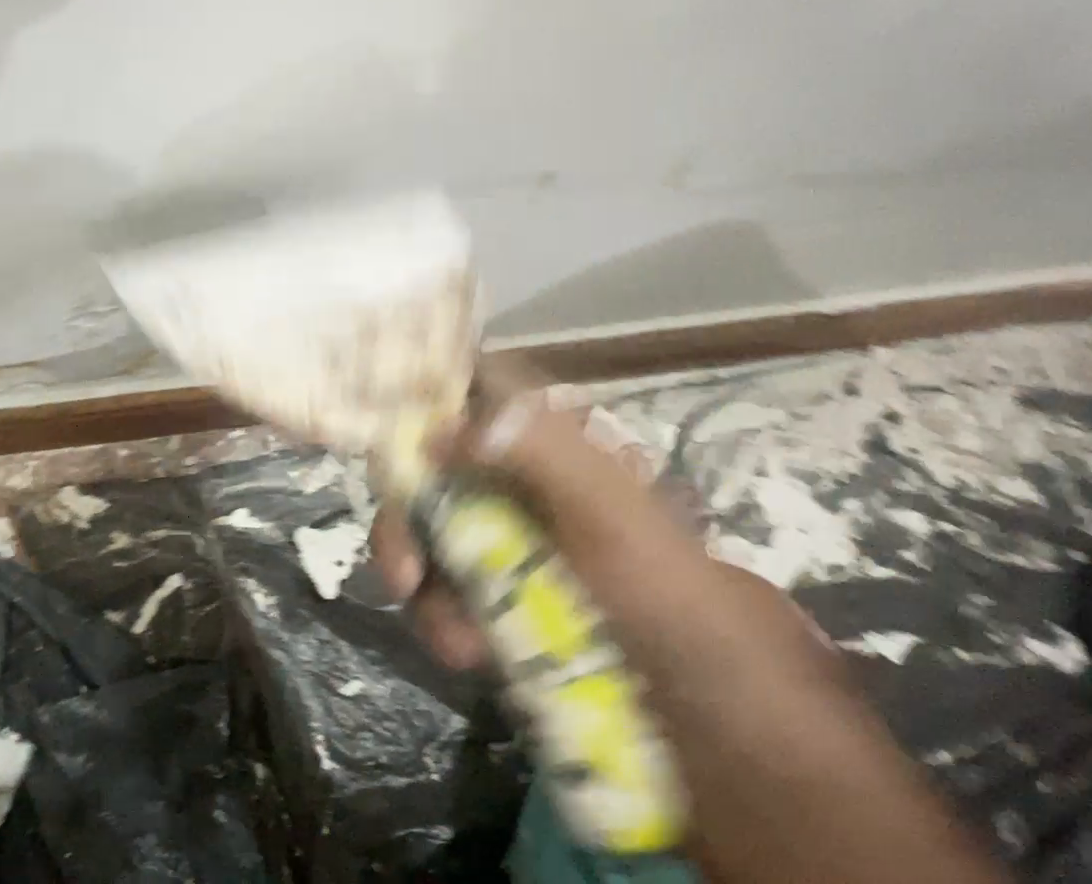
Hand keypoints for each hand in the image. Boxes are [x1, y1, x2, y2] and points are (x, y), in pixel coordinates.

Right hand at [368, 359, 672, 667]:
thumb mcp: (610, 513)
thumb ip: (533, 452)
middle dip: (402, 527)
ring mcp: (500, 540)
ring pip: (422, 540)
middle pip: (422, 474)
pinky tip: (468, 654)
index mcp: (541, 445)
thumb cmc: (666, 592)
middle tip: (403, 578)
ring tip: (457, 644)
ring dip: (423, 591)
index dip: (417, 392)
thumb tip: (432, 427)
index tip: (375, 429)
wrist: (716, 703)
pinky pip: (439, 593)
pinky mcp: (494, 595)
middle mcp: (511, 482)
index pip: (470, 388)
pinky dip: (442, 623)